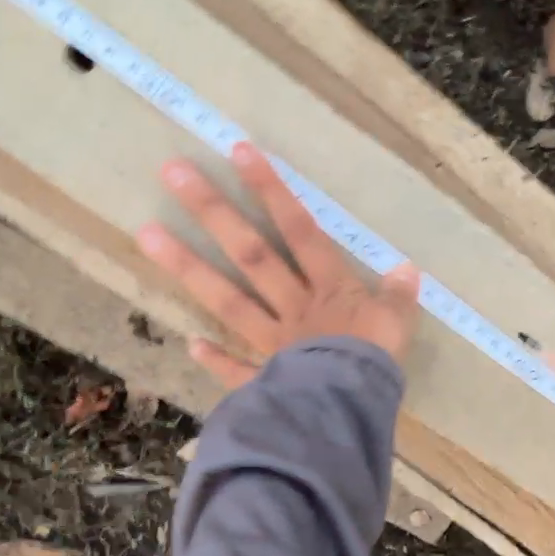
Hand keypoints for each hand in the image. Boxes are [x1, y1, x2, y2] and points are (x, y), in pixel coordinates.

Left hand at [137, 143, 419, 388]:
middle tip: (173, 172)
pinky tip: (191, 344)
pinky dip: (217, 359)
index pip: (300, 232)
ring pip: (229, 300)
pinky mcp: (265, 380)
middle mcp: (295, 307)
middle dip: (215, 213)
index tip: (238, 151)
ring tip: (147, 234)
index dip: (272, 191)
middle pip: (253, 255)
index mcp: (331, 291)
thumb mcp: (398, 325)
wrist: (351, 404)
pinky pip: (239, 369)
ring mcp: (274, 343)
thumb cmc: (377, 361)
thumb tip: (407, 269)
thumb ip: (397, 298)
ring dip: (190, 268)